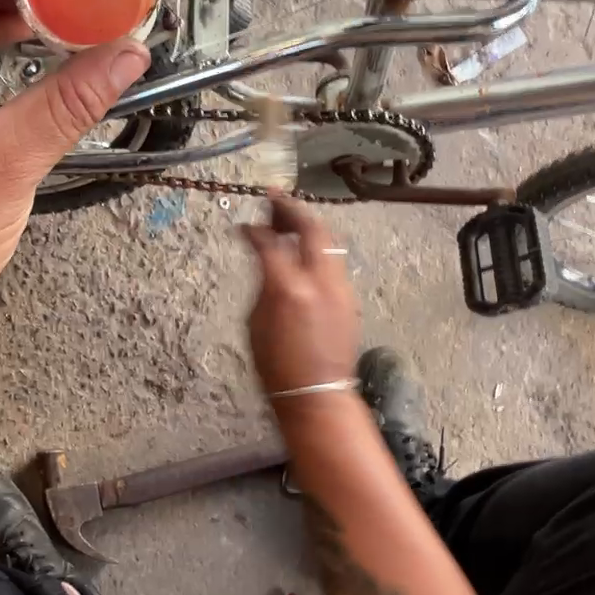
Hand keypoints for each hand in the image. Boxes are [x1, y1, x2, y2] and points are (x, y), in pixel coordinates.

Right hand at [242, 196, 361, 395]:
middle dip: (291, 209)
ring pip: (328, 240)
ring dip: (308, 225)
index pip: (269, 242)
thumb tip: (265, 259)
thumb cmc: (278, 367)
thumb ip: (263, 282)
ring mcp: (340, 287)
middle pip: (310, 227)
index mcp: (288, 288)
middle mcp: (319, 281)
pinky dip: (318, 248)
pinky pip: (334, 261)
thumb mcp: (256, 322)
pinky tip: (306, 251)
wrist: (317, 394)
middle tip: (274, 200)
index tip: (245, 226)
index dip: (255, 229)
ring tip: (290, 222)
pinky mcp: (349, 297)